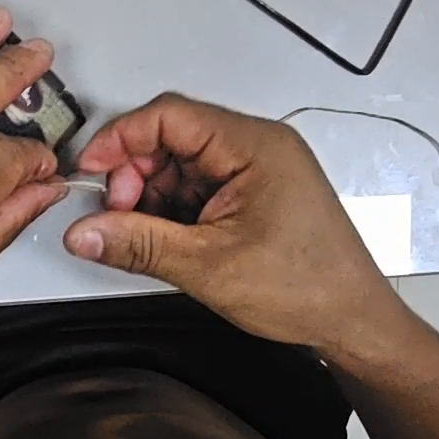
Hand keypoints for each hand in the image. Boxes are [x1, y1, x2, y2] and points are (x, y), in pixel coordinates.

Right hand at [62, 93, 406, 355]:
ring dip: (149, 198)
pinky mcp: (248, 194)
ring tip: (145, 236)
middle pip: (169, 139)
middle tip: (116, 215)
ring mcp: (252, 171)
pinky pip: (193, 189)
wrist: (352, 322)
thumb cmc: (310, 288)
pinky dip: (169, 212)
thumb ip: (138, 245)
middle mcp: (256, 148)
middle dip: (133, 175)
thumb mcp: (209, 267)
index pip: (170, 116)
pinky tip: (166, 240)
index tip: (91, 170)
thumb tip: (86, 232)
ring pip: (177, 167)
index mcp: (255, 146)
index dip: (121, 139)